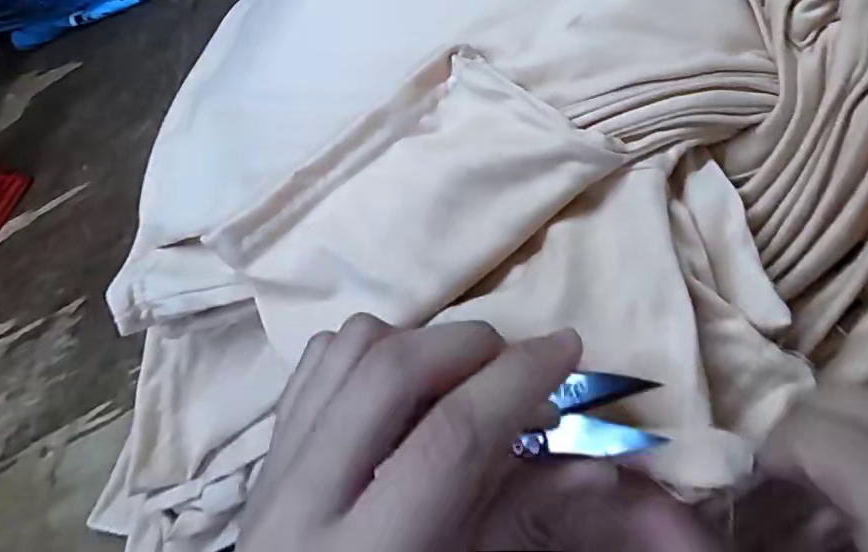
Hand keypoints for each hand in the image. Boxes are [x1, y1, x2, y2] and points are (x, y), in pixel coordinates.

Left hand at [238, 314, 720, 551]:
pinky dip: (369, 348)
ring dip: (417, 339)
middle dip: (470, 345)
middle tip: (517, 360)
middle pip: (392, 370)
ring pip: (349, 348)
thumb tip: (601, 464)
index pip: (450, 439)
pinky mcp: (266, 449)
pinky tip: (403, 383)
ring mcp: (274, 467)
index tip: (568, 346)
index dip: (518, 383)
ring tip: (460, 373)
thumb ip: (523, 528)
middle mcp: (301, 501)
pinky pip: (319, 361)